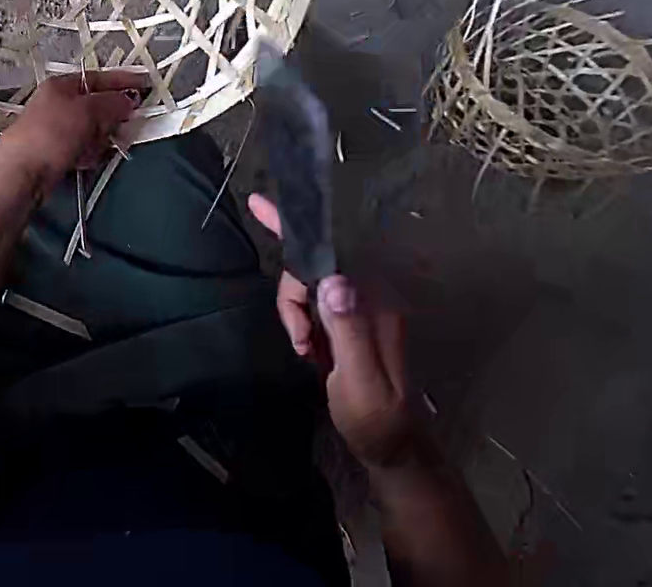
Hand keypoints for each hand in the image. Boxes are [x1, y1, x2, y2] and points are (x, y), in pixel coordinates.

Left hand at [0, 71, 145, 194]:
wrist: (22, 172)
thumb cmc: (53, 133)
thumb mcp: (88, 111)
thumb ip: (112, 103)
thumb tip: (130, 100)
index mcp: (62, 85)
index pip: (99, 78)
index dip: (123, 81)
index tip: (145, 84)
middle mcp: (58, 103)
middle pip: (97, 105)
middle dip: (111, 116)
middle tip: (124, 124)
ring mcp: (55, 128)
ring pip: (92, 128)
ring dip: (100, 137)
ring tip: (97, 147)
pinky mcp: (56, 151)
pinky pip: (83, 146)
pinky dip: (89, 152)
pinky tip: (86, 159)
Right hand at [248, 193, 418, 467]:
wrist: (391, 447)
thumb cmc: (376, 419)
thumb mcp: (361, 383)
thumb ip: (349, 331)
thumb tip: (333, 280)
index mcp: (373, 301)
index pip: (328, 252)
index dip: (292, 226)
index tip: (259, 203)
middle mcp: (368, 291)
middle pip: (310, 267)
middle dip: (292, 298)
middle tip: (298, 342)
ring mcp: (358, 301)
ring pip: (307, 283)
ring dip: (296, 313)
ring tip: (306, 352)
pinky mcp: (349, 313)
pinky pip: (311, 299)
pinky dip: (301, 320)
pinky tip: (310, 348)